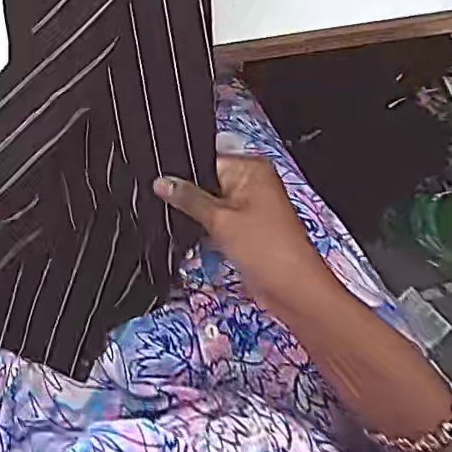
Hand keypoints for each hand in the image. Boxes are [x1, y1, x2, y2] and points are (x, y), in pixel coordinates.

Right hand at [153, 155, 342, 310]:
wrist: (293, 291)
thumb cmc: (266, 250)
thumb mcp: (220, 220)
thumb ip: (188, 198)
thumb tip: (161, 182)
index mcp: (251, 167)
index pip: (205, 160)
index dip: (181, 174)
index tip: (158, 187)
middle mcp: (252, 181)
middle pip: (207, 182)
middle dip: (188, 198)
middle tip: (168, 210)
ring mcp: (250, 206)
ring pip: (210, 204)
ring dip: (198, 217)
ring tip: (184, 226)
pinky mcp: (246, 228)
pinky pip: (218, 221)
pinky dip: (207, 229)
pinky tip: (196, 238)